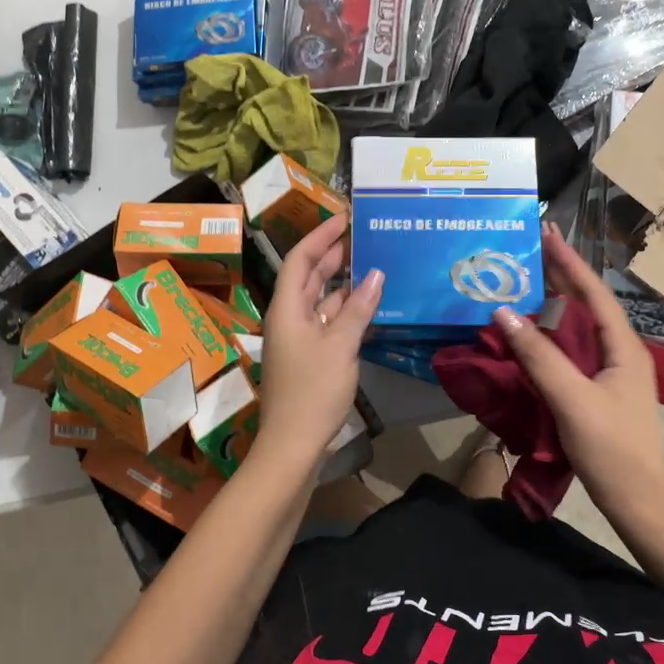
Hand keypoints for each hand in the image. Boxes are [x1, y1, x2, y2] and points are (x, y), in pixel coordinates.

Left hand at [253, 214, 382, 464]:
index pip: (300, 259)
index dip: (321, 236)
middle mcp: (288, 317)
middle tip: (362, 236)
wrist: (293, 445)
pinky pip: (326, 320)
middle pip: (308, 276)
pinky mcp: (308, 356)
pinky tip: (368, 304)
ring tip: (371, 263)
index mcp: (287, 308)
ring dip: (342, 282)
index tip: (345, 218)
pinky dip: (345, 309)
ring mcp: (297, 338)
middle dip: (332, 254)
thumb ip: (358, 307)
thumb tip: (376, 273)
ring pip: (319, 299)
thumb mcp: (340, 345)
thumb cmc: (313, 390)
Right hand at [492, 226, 663, 510]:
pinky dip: (554, 330)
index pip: (594, 293)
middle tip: (533, 245)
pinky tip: (535, 329)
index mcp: (623, 348)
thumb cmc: (610, 448)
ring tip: (530, 277)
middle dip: (563, 274)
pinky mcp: (601, 389)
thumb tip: (503, 312)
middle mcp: (622, 352)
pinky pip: (575, 346)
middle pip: (589, 303)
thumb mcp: (571, 399)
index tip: (547, 232)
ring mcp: (613, 371)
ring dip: (557, 300)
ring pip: (582, 325)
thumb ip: (538, 356)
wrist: (637, 501)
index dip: (569, 262)